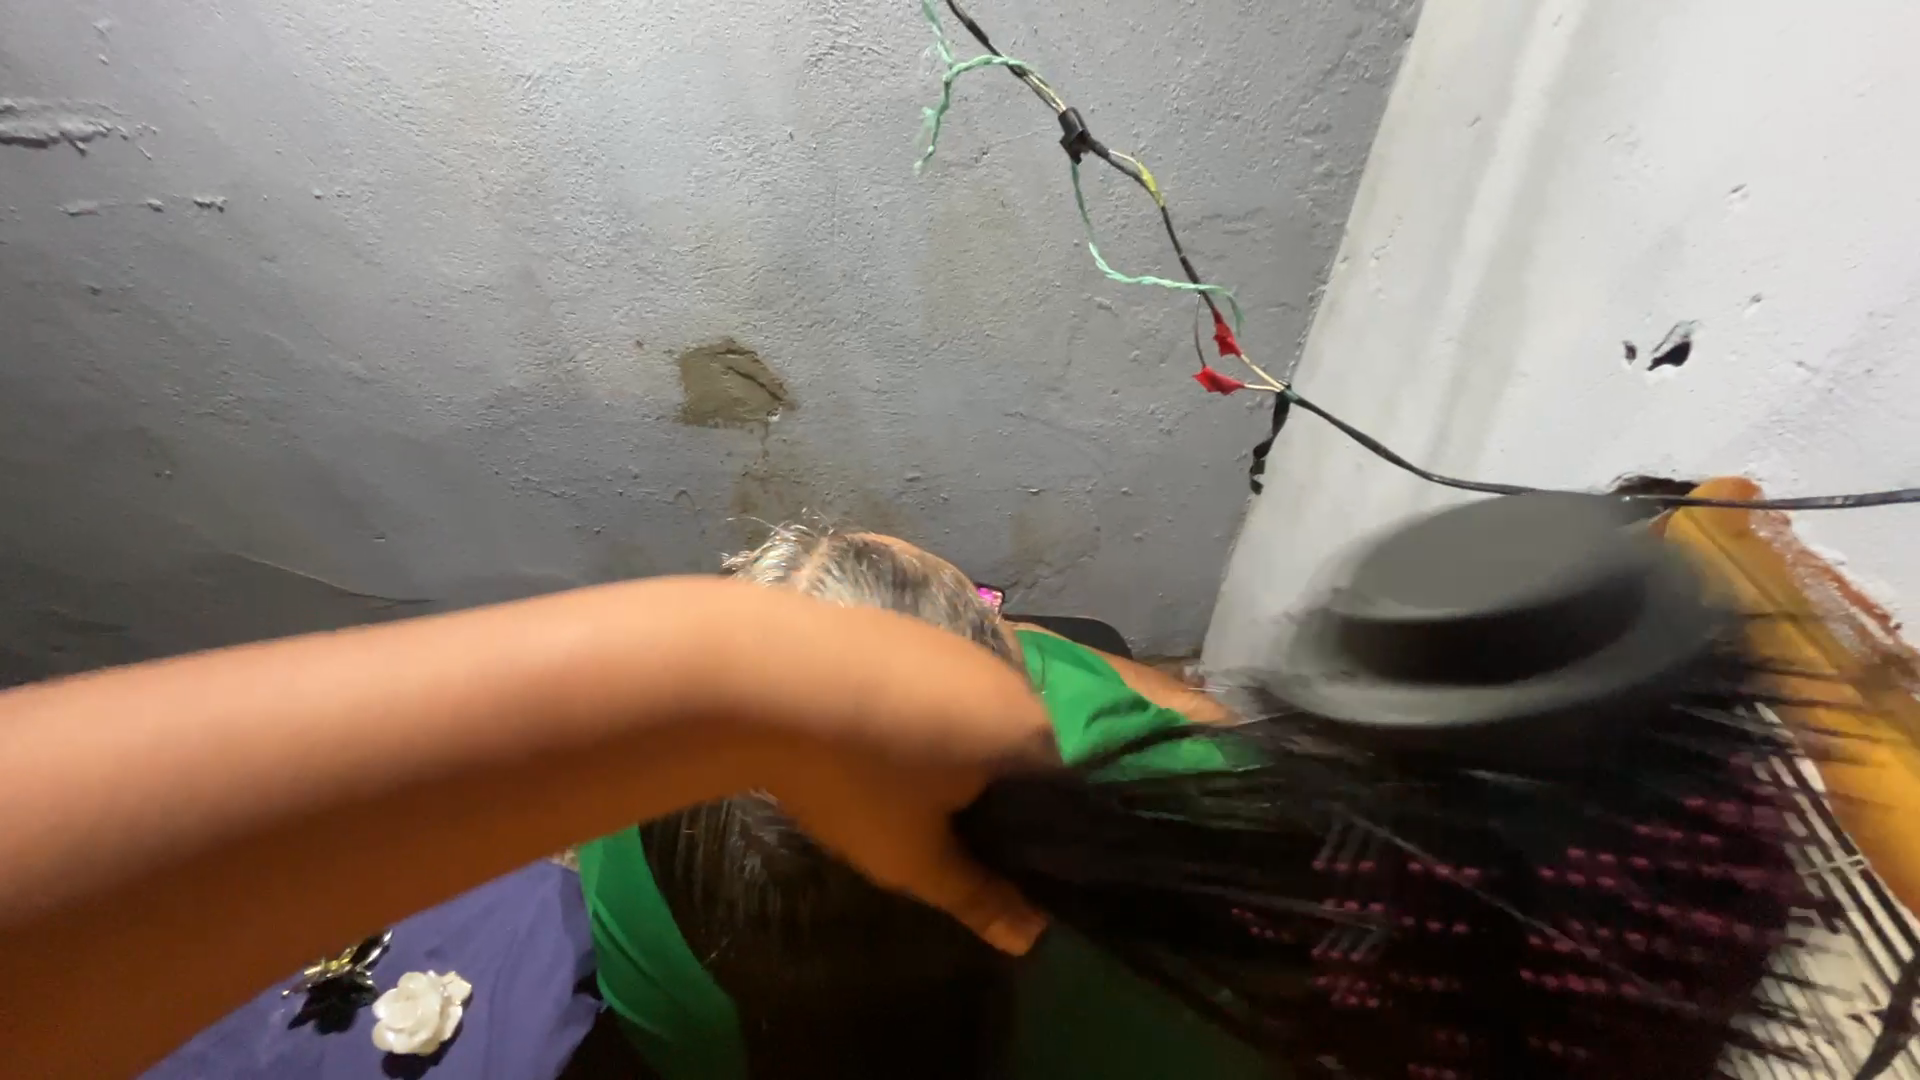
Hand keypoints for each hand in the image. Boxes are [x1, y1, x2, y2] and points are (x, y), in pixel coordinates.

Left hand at [733, 609, 1058, 954]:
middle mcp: (1004, 676)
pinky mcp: (908, 628)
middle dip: (991, 788)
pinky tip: (872, 728)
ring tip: (901, 777)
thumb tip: (1031, 936)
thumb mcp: (915, 856)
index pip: (1061, 792)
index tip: (991, 857)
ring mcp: (954, 644)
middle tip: (943, 824)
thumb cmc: (859, 776)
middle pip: (1018, 745)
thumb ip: (979, 896)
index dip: (1031, 833)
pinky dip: (918, 709)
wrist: (770, 676)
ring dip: (953, 745)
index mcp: (1027, 730)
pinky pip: (934, 681)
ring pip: (973, 709)